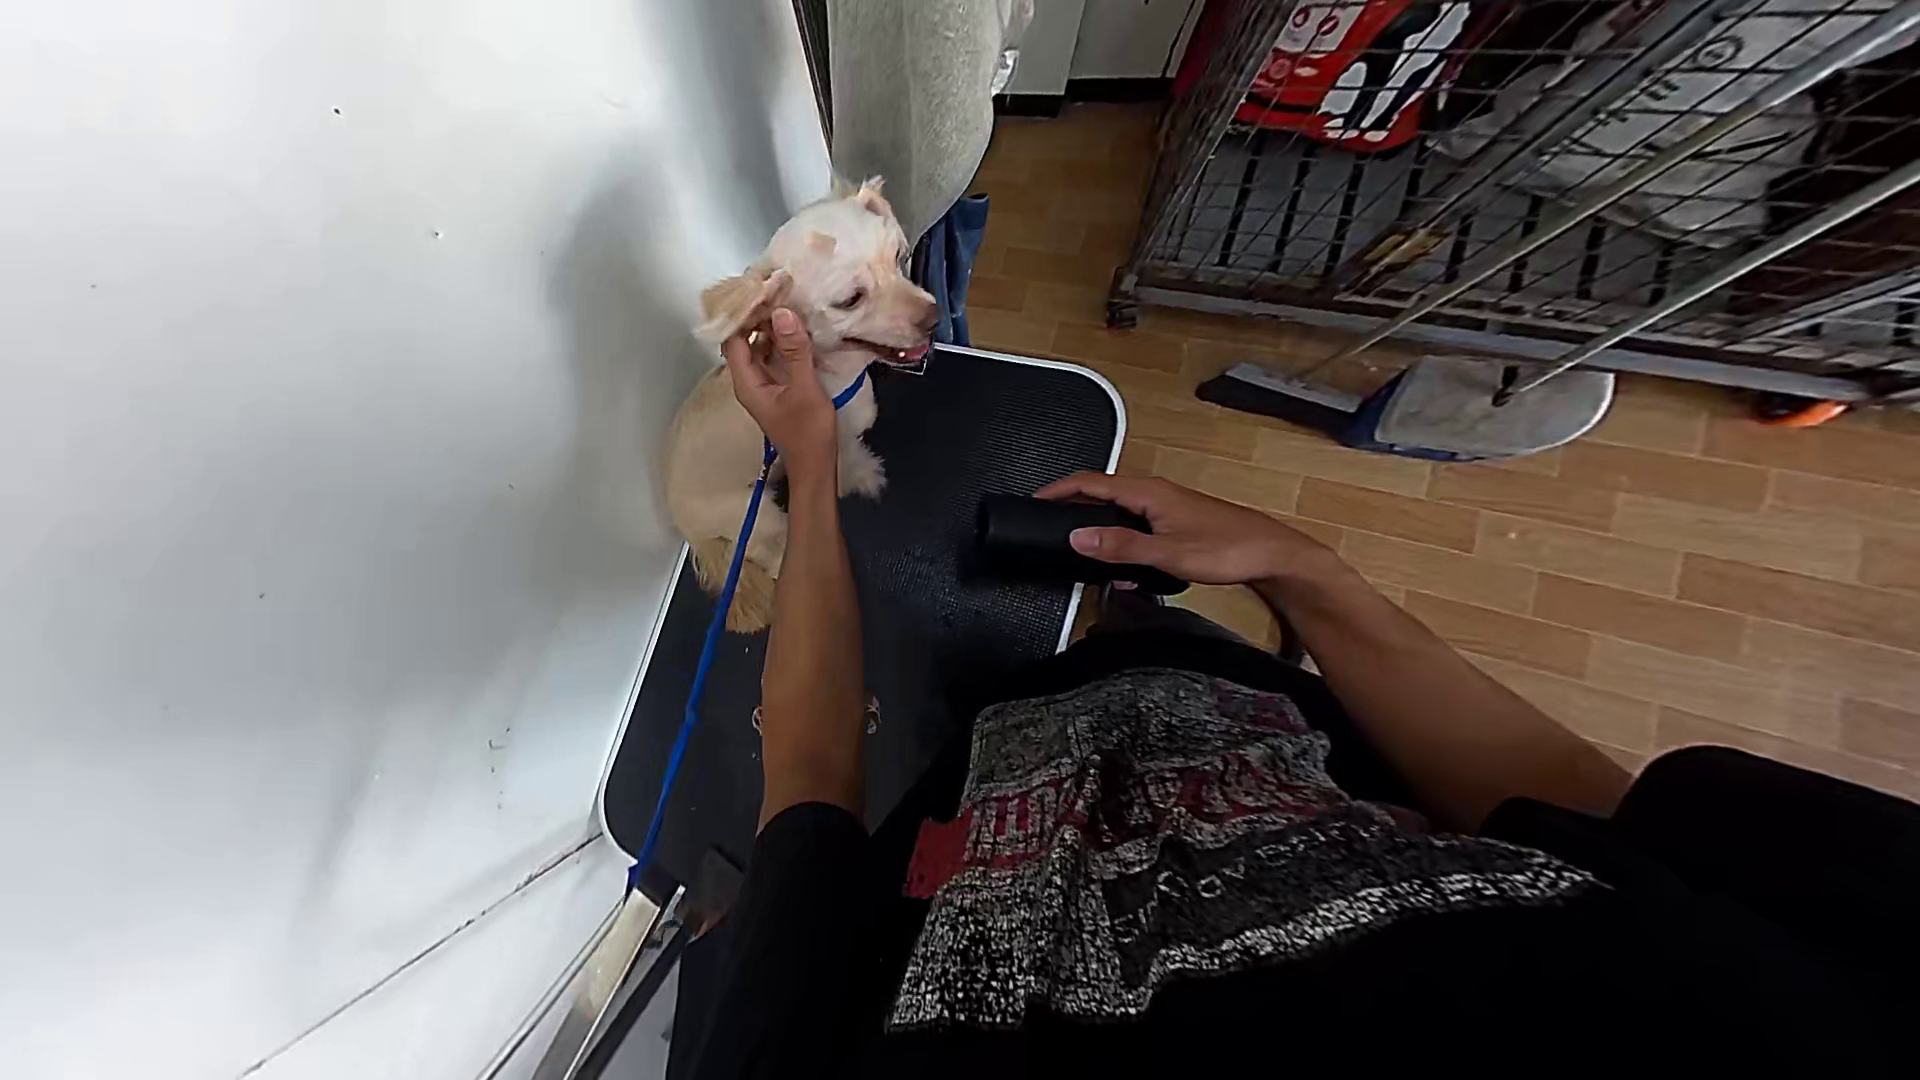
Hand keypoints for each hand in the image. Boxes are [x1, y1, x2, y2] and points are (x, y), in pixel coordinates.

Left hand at [723, 307, 837, 474]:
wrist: (816, 466)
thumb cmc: (809, 432)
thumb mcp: (806, 389)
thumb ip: (795, 351)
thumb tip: (783, 312)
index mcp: (747, 382)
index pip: (734, 338)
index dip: (745, 314)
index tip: (764, 292)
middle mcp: (749, 382)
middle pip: (745, 341)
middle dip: (759, 317)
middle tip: (779, 292)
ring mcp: (763, 386)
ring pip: (760, 349)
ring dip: (772, 329)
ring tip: (790, 306)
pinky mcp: (777, 389)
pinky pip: (774, 359)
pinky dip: (782, 344)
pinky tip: (798, 332)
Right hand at [1035, 471, 1337, 586]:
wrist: (1273, 554)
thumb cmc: (1227, 549)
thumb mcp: (1168, 552)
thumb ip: (1120, 546)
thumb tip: (1078, 537)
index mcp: (1147, 492)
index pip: (1090, 482)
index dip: (1058, 489)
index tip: (1034, 500)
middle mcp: (1153, 492)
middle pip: (1100, 491)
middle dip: (1070, 503)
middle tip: (1046, 520)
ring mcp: (1164, 505)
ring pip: (1116, 508)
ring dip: (1093, 521)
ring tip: (1075, 542)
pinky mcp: (1173, 519)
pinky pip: (1133, 522)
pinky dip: (1116, 536)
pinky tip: (1117, 562)